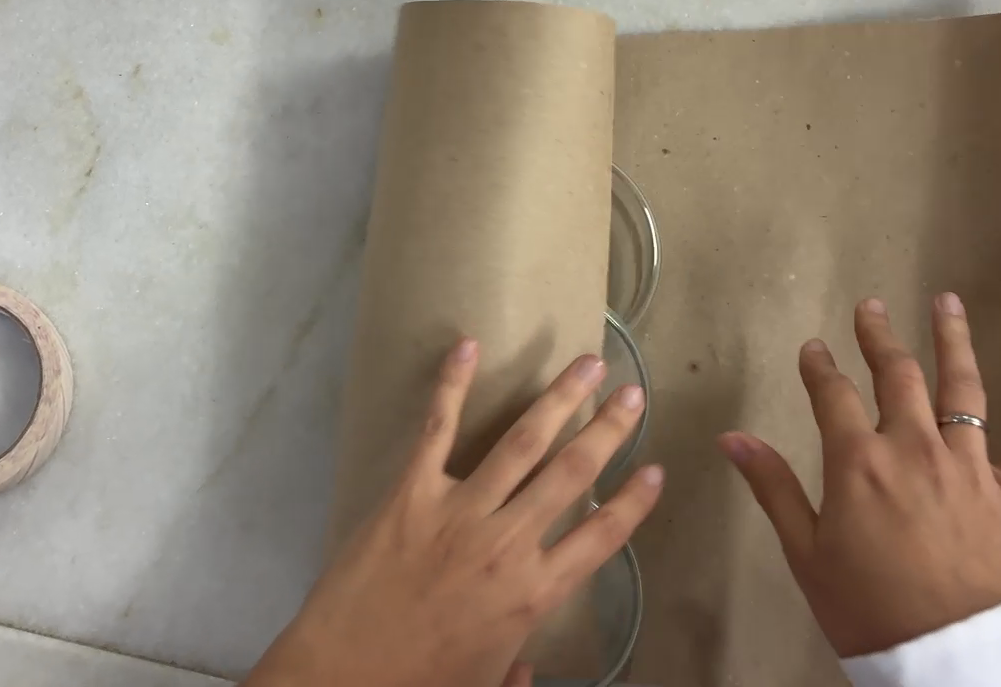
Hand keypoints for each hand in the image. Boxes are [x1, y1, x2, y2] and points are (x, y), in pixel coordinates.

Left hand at [246, 339, 665, 686]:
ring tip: (586, 364)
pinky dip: (452, 385)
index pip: (601, 537)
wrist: (343, 673)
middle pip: (570, 474)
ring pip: (521, 443)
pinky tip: (468, 347)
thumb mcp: (485, 683)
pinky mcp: (412, 489)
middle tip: (632, 392)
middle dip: (606, 429)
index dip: (633, 503)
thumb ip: (517, 670)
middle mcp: (507, 542)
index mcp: (532, 593)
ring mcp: (459, 509)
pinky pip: (437, 428)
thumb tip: (529, 666)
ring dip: (557, 400)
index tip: (657, 469)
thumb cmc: (418, 682)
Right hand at [719, 293, 1000, 657]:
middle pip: (894, 376)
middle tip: (869, 306)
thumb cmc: (868, 606)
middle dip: (877, 337)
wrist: (956, 665)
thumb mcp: (805, 549)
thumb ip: (770, 484)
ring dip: (951, 341)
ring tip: (945, 302)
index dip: (818, 366)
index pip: (831, 392)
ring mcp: (969, 467)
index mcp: (857, 460)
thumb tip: (730, 437)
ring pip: (961, 390)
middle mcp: (913, 448)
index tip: (812, 347)